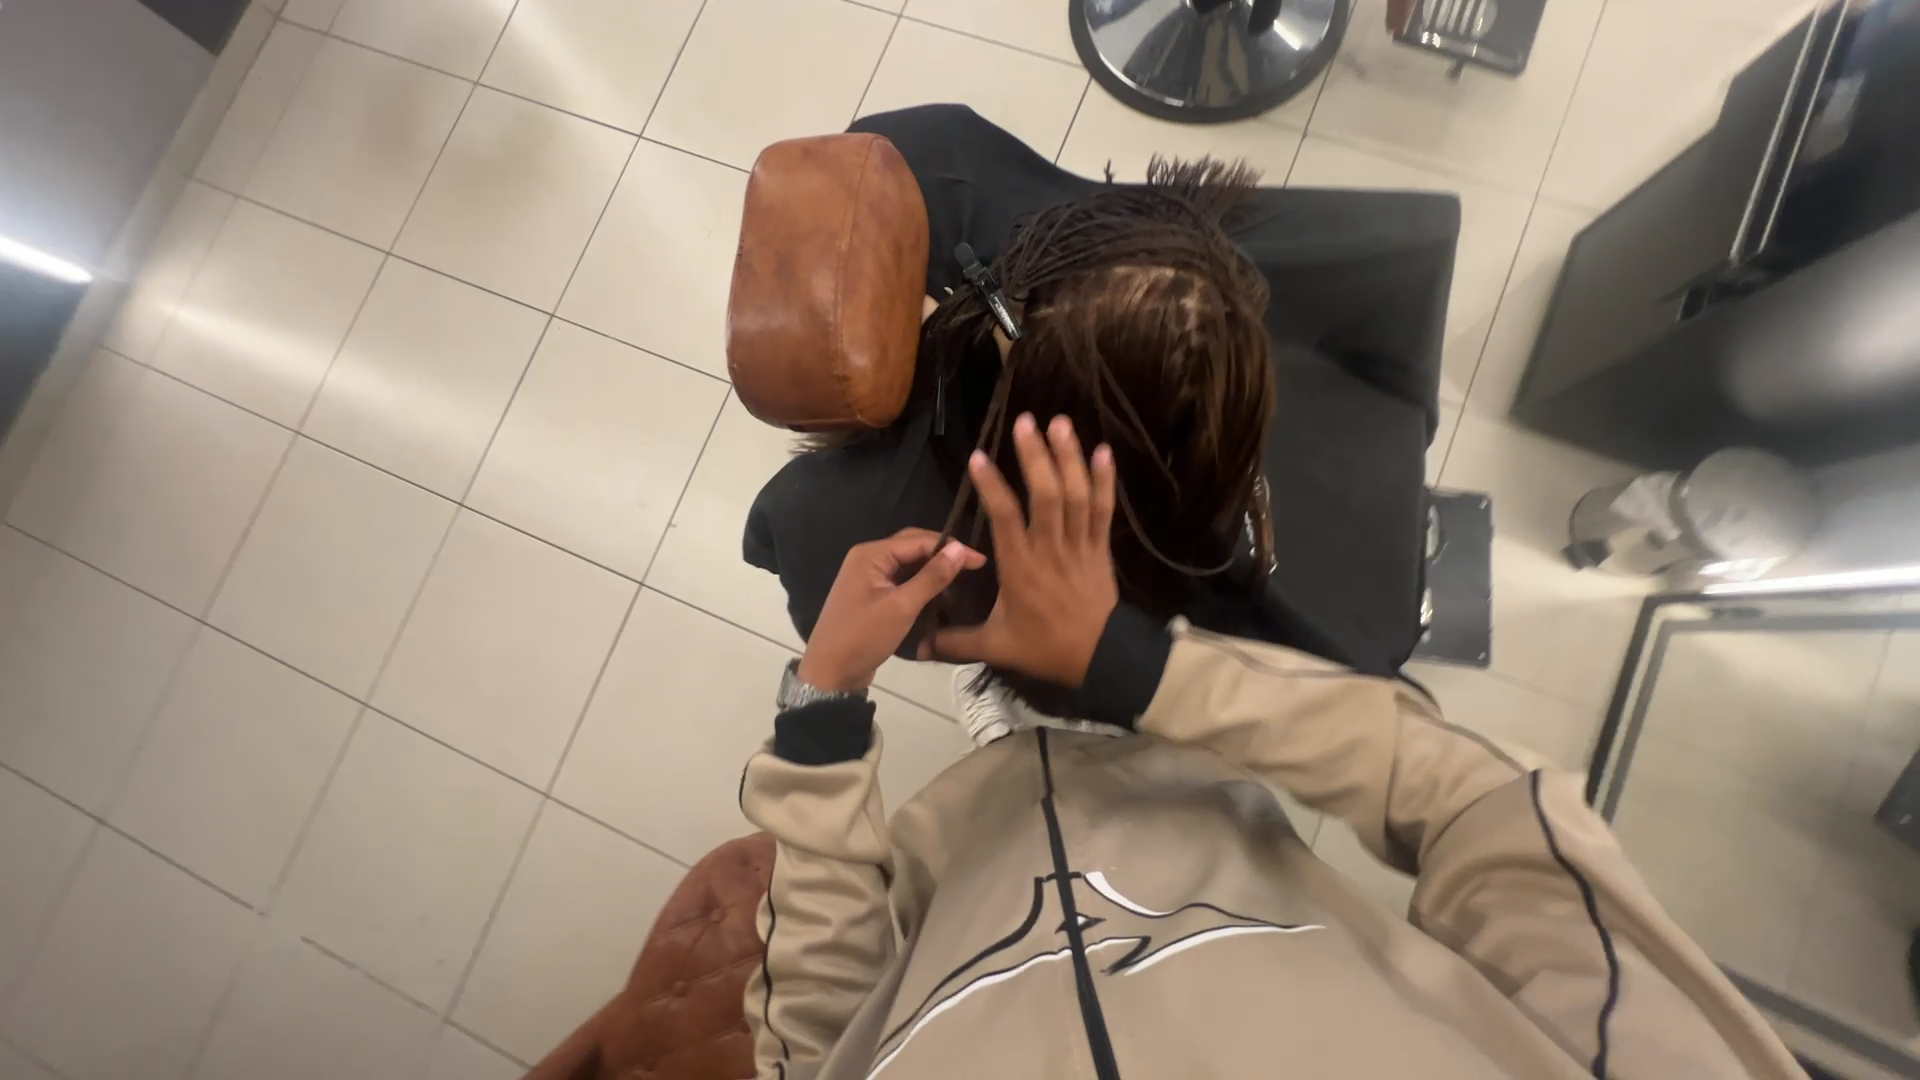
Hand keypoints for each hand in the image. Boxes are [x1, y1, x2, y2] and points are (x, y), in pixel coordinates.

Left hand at [799, 529, 986, 692]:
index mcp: (871, 554)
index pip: (918, 540)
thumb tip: (960, 549)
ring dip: (933, 570)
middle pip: (912, 547)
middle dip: (942, 555)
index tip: (981, 561)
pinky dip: (922, 584)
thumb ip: (931, 577)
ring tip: (963, 579)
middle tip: (974, 566)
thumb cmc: (863, 637)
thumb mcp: (901, 607)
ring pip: (908, 565)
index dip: (951, 547)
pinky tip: (941, 593)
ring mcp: (869, 577)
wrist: (830, 673)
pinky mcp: (872, 595)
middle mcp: (868, 559)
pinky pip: (902, 580)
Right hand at [925, 414, 1118, 685]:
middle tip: (1026, 421)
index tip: (979, 458)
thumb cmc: (1045, 648)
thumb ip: (955, 642)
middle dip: (1036, 457)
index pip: (1005, 519)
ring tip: (1061, 423)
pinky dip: (1105, 481)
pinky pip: (1103, 510)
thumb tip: (915, 647)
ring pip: (1076, 496)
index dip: (992, 487)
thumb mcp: (996, 647)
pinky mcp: (1100, 548)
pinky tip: (1104, 451)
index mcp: (1021, 568)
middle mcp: (1050, 549)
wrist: (1101, 658)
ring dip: (1069, 458)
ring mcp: (1079, 545)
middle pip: (1046, 496)